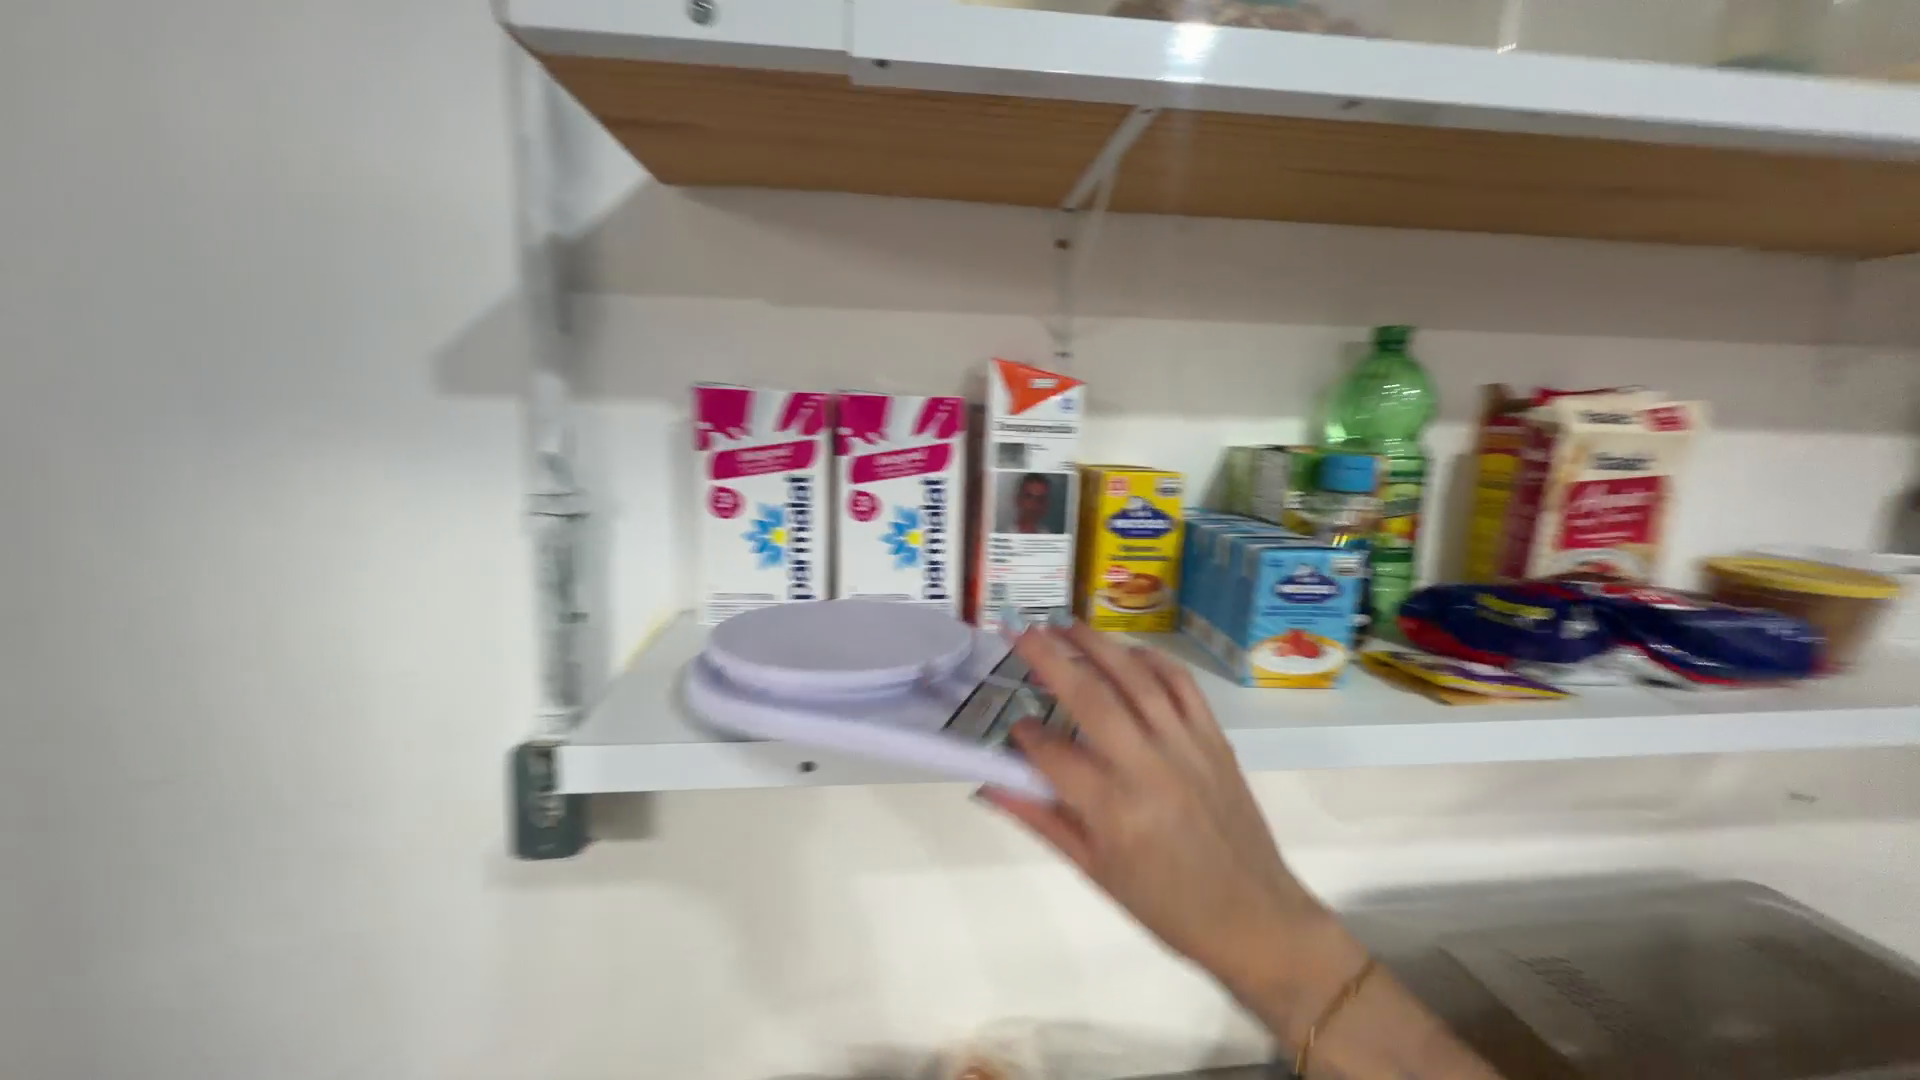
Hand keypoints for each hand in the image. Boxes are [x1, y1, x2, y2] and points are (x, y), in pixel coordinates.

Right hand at [977, 623, 1351, 998]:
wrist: (1255, 918)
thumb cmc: (1165, 906)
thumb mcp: (1095, 870)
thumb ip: (1041, 819)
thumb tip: (990, 784)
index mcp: (1115, 811)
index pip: (1053, 755)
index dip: (1025, 736)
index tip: (1012, 725)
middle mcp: (1149, 768)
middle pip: (1091, 698)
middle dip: (1050, 659)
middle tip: (1021, 633)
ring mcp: (1187, 746)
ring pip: (1137, 678)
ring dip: (1098, 645)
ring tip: (1066, 625)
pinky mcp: (1215, 738)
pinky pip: (1182, 684)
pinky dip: (1153, 659)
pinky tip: (1128, 650)